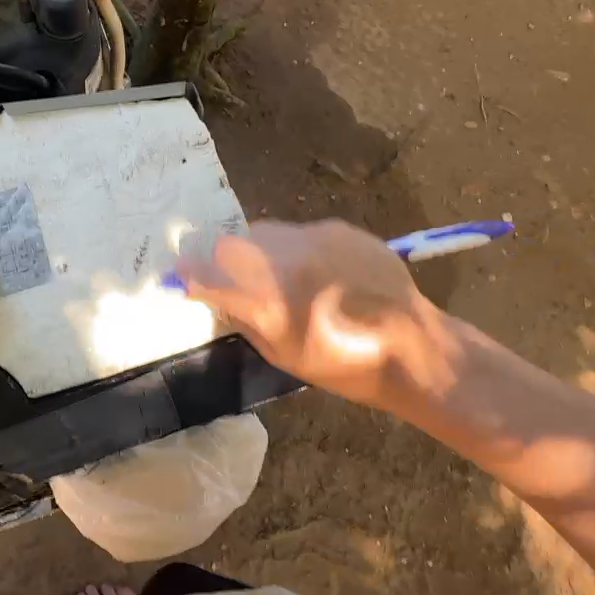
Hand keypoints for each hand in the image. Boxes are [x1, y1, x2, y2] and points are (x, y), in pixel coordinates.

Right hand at [176, 219, 458, 410]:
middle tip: (235, 279)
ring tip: (282, 275)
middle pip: (230, 245)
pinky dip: (297, 248)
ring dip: (259, 250)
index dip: (190, 274)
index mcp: (264, 302)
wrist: (411, 344)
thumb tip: (218, 296)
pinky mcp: (336, 227)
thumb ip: (244, 319)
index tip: (182, 276)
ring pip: (264, 232)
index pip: (206, 275)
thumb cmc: (345, 366)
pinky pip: (300, 232)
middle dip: (224, 260)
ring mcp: (310, 238)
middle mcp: (281, 261)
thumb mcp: (282, 355)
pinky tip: (320, 271)